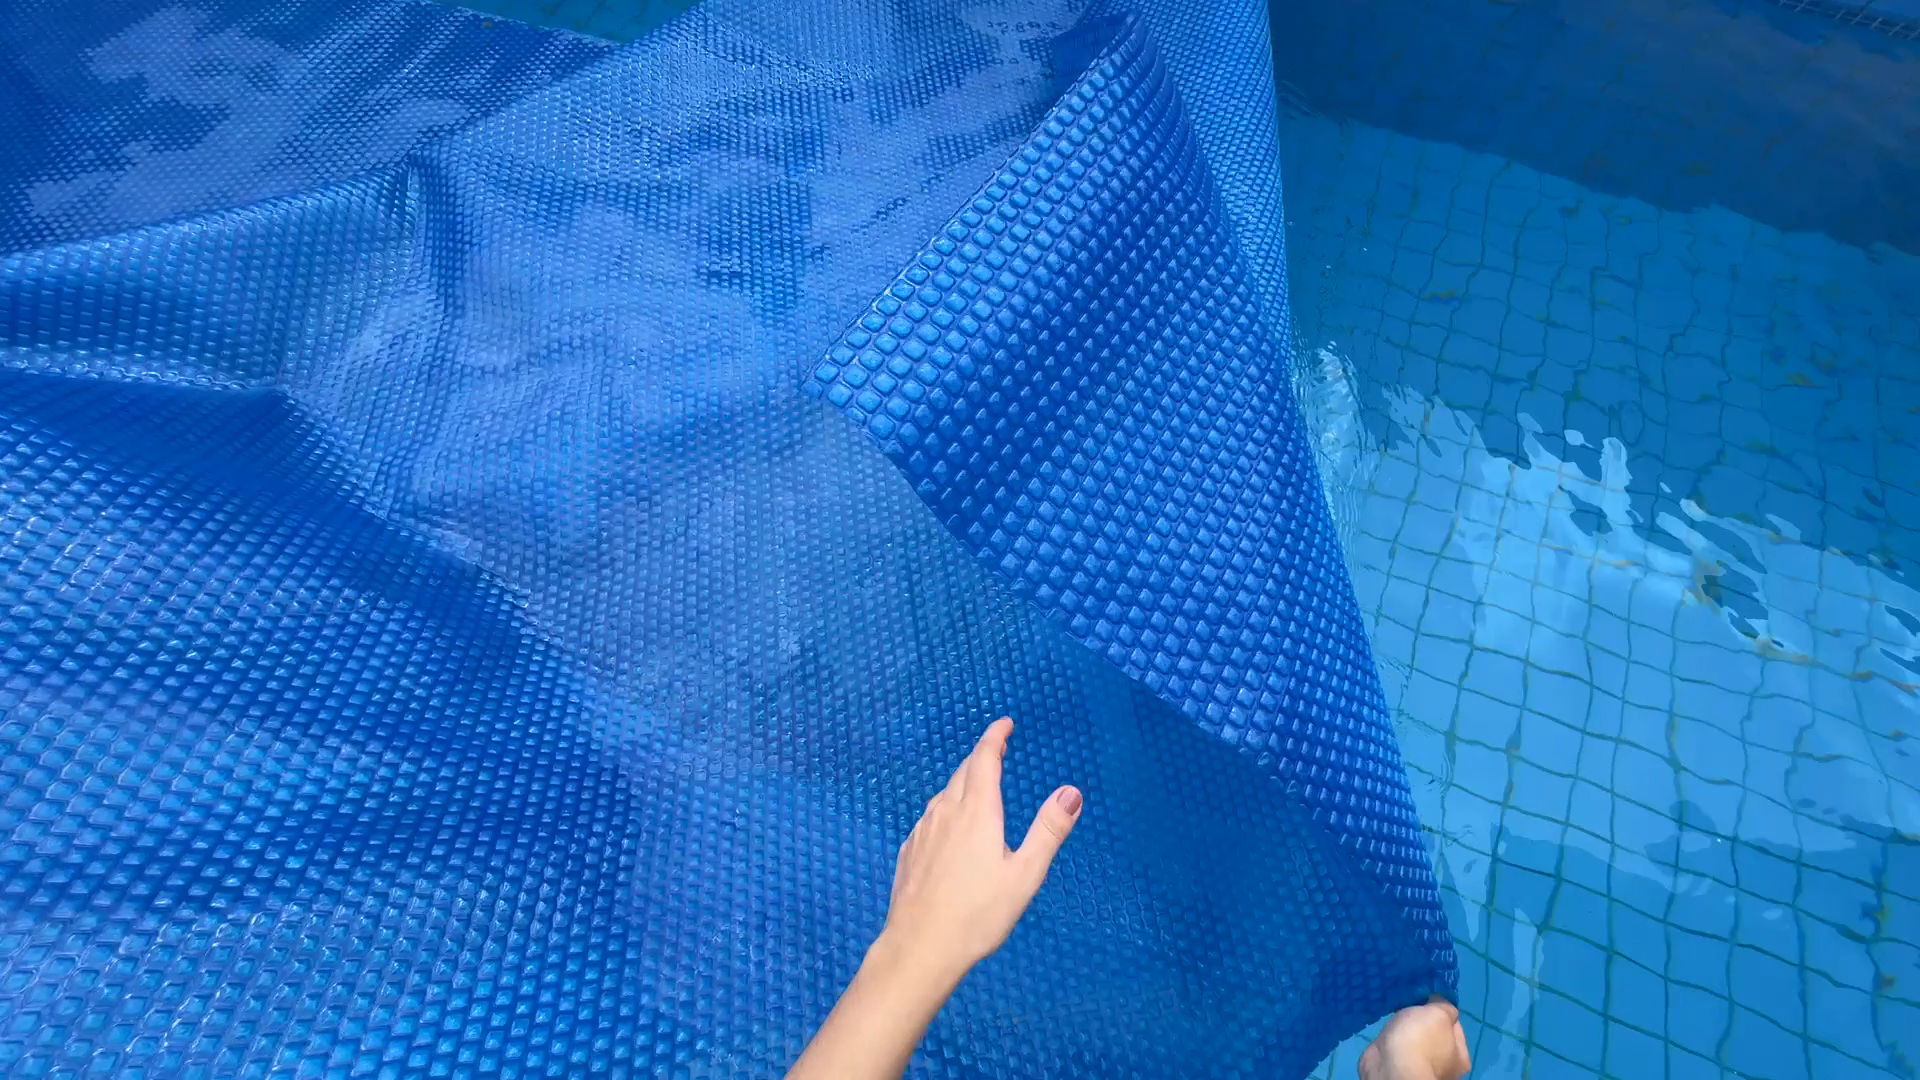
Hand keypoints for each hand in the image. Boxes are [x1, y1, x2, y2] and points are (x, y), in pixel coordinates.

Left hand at [787, 717, 1081, 1079]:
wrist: (918, 947)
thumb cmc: (977, 914)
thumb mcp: (1024, 875)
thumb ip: (1048, 830)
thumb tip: (1071, 791)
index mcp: (976, 810)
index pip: (984, 758)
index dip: (995, 736)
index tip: (1005, 723)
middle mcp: (946, 810)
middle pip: (964, 771)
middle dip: (982, 756)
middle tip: (998, 750)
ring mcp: (923, 829)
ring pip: (945, 793)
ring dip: (964, 781)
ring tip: (977, 785)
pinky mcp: (910, 849)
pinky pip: (932, 816)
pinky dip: (947, 808)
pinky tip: (951, 826)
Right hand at [1359, 996, 1470, 1079]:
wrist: (1393, 1066)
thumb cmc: (1420, 1040)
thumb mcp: (1439, 1015)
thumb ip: (1444, 1005)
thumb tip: (1439, 1001)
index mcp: (1460, 1055)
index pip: (1454, 1024)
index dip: (1440, 1006)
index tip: (1424, 994)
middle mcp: (1444, 1062)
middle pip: (1434, 1030)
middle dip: (1420, 1015)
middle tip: (1407, 998)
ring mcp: (1420, 1062)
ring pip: (1414, 1035)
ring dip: (1405, 1024)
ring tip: (1394, 1007)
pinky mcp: (1398, 1061)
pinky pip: (1397, 1041)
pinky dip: (1392, 1033)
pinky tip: (1386, 1023)